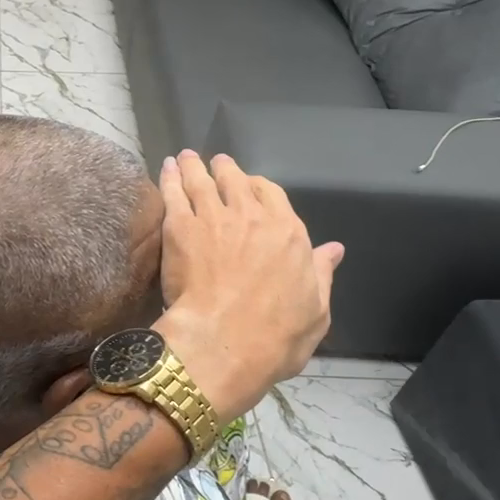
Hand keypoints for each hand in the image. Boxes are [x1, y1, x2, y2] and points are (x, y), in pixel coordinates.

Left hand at [151, 150, 341, 419]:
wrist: (224, 341)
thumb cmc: (276, 336)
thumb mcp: (316, 310)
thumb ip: (321, 273)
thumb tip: (334, 249)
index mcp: (288, 233)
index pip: (273, 194)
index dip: (259, 186)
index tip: (250, 185)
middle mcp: (252, 216)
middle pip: (235, 181)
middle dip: (225, 170)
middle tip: (216, 163)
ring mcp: (213, 218)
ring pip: (202, 180)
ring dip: (194, 166)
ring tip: (185, 158)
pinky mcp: (179, 227)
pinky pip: (174, 193)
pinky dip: (170, 177)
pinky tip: (166, 168)